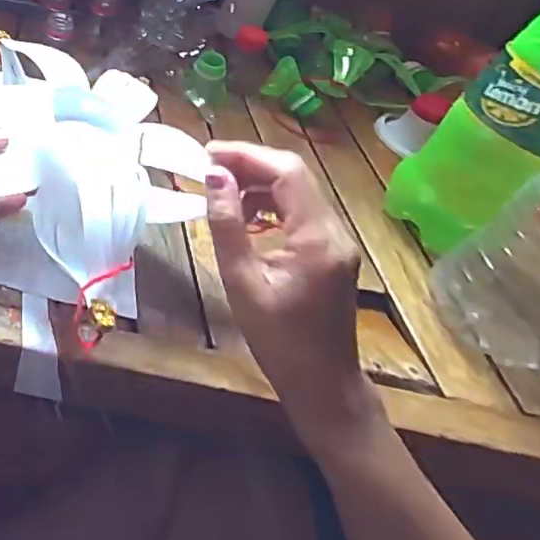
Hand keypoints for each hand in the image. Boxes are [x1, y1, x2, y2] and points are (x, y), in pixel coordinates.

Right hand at [203, 141, 374, 443]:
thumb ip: (227, 224)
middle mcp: (334, 232)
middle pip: (292, 175)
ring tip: (217, 193)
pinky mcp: (328, 249)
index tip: (204, 155)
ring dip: (254, 182)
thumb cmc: (278, 338)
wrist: (323, 384)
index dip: (245, 155)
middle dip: (247, 164)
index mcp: (317, 238)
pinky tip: (241, 217)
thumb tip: (213, 176)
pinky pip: (296, 209)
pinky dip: (266, 202)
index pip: (286, 173)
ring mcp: (335, 240)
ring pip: (294, 189)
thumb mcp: (241, 279)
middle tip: (204, 169)